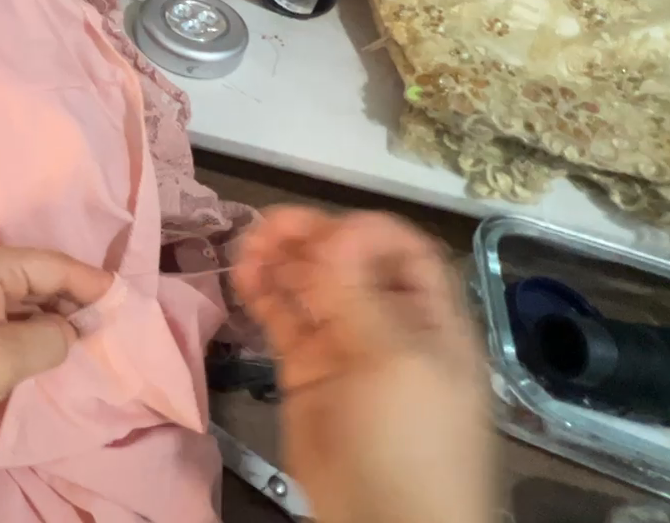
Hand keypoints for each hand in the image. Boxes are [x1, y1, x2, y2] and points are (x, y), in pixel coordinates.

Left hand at [0, 243, 112, 471]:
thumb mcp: (0, 360)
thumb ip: (46, 339)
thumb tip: (70, 329)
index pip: (53, 264)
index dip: (91, 282)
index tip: (127, 300)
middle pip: (38, 275)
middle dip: (74, 297)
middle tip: (116, 324)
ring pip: (22, 294)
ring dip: (52, 313)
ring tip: (92, 336)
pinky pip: (5, 312)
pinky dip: (29, 324)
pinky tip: (49, 345)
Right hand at [235, 209, 495, 522]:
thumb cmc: (409, 441)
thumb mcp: (395, 361)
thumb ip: (359, 292)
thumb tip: (335, 229)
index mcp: (426, 319)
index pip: (401, 251)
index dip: (361, 231)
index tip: (318, 231)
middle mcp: (384, 320)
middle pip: (344, 259)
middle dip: (306, 237)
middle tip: (265, 229)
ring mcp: (340, 341)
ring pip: (305, 280)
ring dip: (276, 258)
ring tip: (246, 251)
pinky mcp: (301, 361)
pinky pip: (278, 312)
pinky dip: (259, 290)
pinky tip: (242, 278)